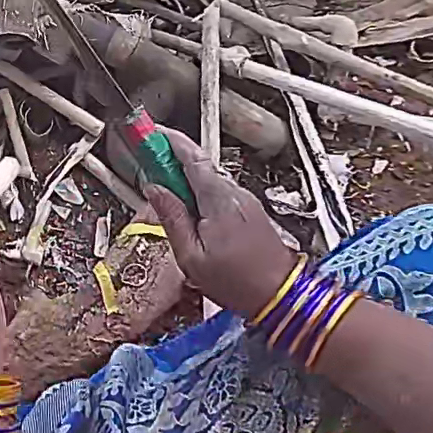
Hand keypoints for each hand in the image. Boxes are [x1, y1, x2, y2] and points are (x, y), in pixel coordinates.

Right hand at [143, 128, 295, 316]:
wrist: (285, 299)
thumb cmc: (238, 282)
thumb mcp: (190, 255)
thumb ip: (171, 217)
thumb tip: (154, 190)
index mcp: (219, 200)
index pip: (192, 156)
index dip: (168, 140)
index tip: (148, 133)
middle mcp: (235, 193)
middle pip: (198, 164)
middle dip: (170, 158)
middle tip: (146, 161)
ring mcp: (244, 201)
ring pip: (207, 177)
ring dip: (183, 176)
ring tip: (162, 189)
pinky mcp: (248, 210)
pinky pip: (216, 191)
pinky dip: (197, 190)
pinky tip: (186, 207)